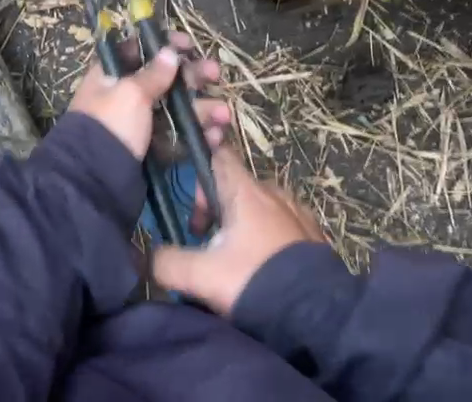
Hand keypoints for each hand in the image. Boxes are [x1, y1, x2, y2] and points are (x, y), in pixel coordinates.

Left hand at [68, 31, 229, 160]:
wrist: (95, 182)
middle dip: (193, 76)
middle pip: (165, 79)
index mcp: (111, 74)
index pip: (138, 49)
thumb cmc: (111, 125)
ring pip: (176, 109)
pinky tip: (215, 137)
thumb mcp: (130, 93)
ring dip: (202, 109)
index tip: (189, 45)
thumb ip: (153, 73)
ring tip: (223, 114)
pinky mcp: (150, 149)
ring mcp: (139, 124)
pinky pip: (177, 136)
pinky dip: (197, 135)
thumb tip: (169, 52)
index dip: (164, 45)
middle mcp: (125, 96)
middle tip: (216, 73)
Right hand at [151, 147, 327, 314]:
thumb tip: (151, 257)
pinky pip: (281, 226)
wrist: (319, 317)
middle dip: (216, 210)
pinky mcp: (314, 235)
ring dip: (241, 227)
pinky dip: (267, 239)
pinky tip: (264, 270)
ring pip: (258, 208)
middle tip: (207, 246)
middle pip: (234, 186)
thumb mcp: (201, 276)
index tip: (193, 202)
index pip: (218, 155)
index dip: (200, 168)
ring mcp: (297, 212)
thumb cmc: (255, 282)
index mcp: (245, 190)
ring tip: (236, 264)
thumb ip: (167, 262)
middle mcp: (273, 192)